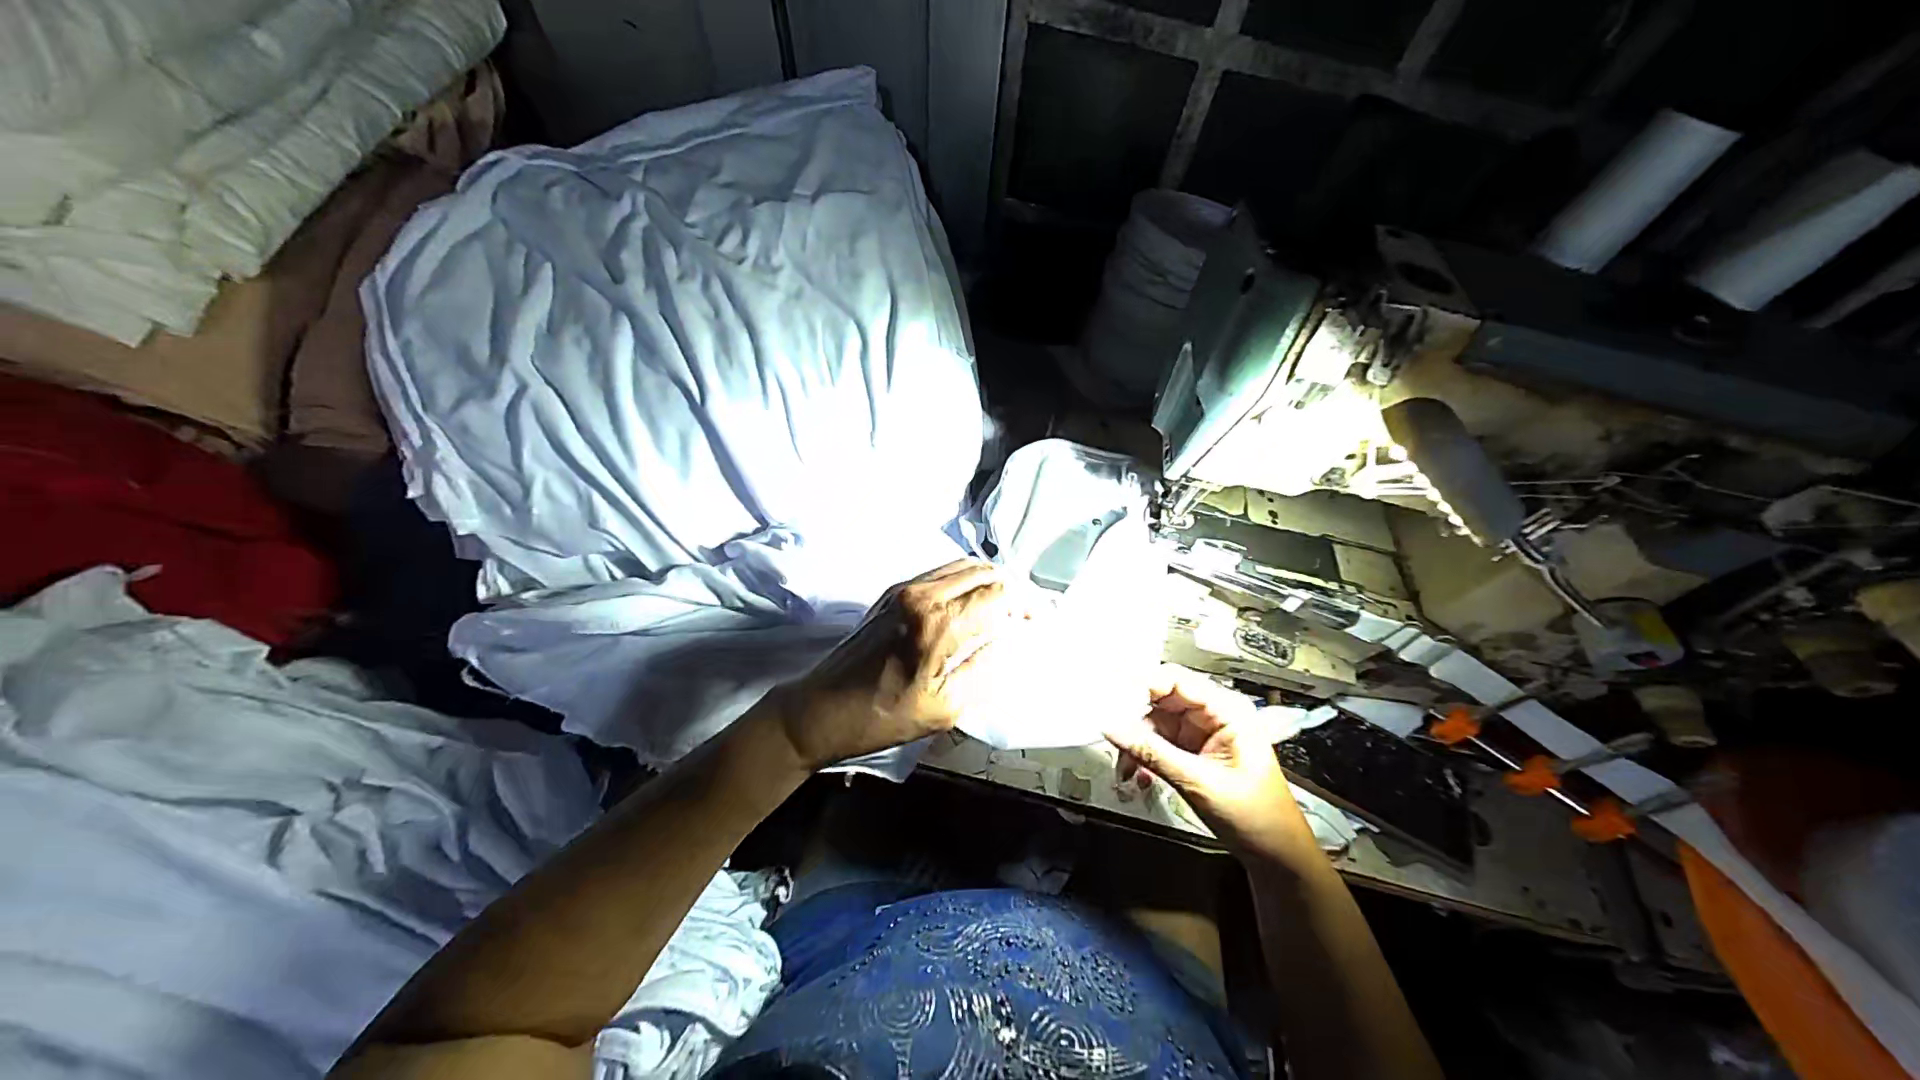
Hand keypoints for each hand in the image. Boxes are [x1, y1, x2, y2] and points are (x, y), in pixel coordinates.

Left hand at [769, 559, 1018, 770]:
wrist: (820, 708)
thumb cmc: (883, 717)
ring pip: (962, 565)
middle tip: (1028, 609)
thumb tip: (1011, 641)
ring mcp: (904, 589)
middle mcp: (923, 595)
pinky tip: (973, 602)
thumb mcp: (944, 707)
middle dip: (1013, 586)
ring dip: (990, 579)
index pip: (998, 594)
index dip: (1026, 603)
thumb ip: (984, 668)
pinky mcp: (892, 592)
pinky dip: (966, 579)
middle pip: (984, 571)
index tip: (1039, 620)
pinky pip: (940, 572)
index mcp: (938, 625)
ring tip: (1006, 604)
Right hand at [1104, 665, 1316, 858]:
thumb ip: (1151, 752)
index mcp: (1227, 710)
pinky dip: (1141, 755)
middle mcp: (1212, 713)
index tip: (1109, 698)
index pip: (1175, 679)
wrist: (1274, 853)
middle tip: (1109, 733)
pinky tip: (1135, 773)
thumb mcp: (1198, 782)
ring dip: (1133, 742)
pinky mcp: (1190, 749)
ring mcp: (1199, 731)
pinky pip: (1155, 741)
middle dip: (1132, 717)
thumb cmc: (1255, 816)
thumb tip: (1113, 727)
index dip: (1141, 684)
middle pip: (1159, 698)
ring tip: (1124, 766)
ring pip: (1152, 721)